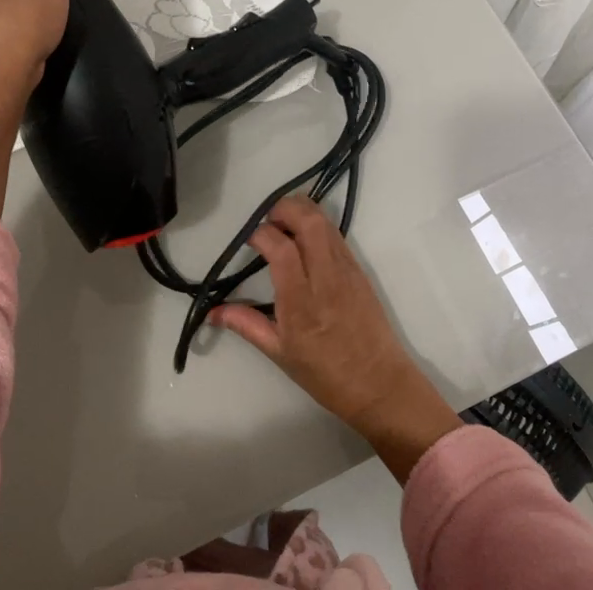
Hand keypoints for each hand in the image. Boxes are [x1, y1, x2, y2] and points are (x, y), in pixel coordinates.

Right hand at [210, 197, 463, 482]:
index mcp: (301, 301)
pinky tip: (305, 239)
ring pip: (325, 222)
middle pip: (308, 221)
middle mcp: (326, 278)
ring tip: (283, 224)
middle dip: (283, 208)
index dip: (260, 234)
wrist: (380, 385)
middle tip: (267, 221)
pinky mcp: (360, 270)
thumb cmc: (326, 375)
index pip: (280, 248)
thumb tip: (212, 311)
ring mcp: (347, 270)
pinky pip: (336, 235)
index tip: (249, 240)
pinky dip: (318, 226)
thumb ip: (246, 324)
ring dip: (302, 211)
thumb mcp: (280, 353)